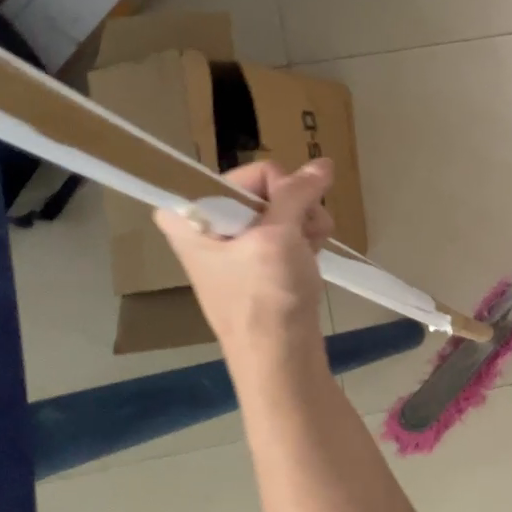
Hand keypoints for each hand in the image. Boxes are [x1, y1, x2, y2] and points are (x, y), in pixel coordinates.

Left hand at [154, 159, 334, 375]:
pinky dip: (306, 237)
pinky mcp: (254, 255)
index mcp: (189, 214)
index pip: (251, 174)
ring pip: (285, 207)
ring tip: (307, 251)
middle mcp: (206, 221)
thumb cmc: (265, 295)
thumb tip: (322, 163)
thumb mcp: (280, 237)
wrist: (278, 348)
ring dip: (307, 224)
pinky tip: (308, 256)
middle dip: (297, 209)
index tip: (286, 220)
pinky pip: (288, 226)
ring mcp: (232, 239)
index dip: (280, 191)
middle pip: (270, 189)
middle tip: (302, 237)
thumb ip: (298, 194)